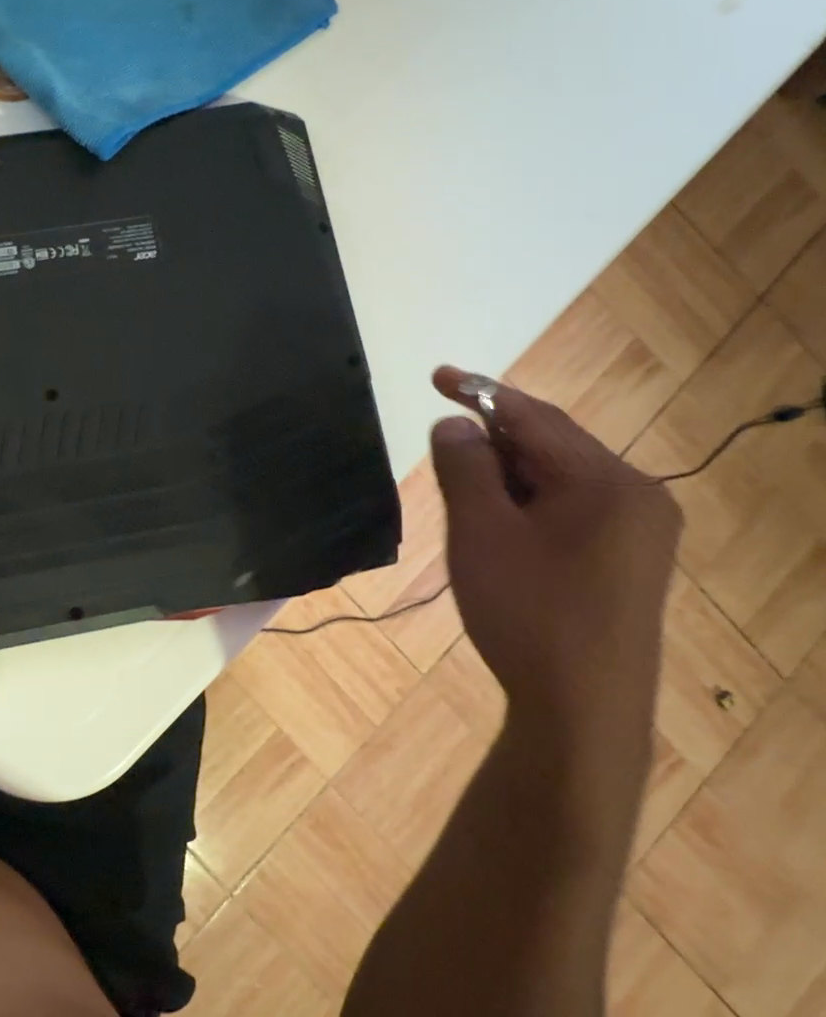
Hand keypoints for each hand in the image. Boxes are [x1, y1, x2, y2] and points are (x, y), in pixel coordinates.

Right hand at [430, 368, 681, 741]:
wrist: (582, 701)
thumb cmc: (526, 609)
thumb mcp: (481, 533)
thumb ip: (466, 469)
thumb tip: (455, 423)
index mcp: (608, 482)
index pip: (537, 418)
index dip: (481, 393)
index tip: (436, 376)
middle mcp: (638, 496)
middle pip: (554, 446)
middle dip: (494, 439)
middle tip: (439, 445)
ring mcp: (641, 531)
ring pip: (560, 480)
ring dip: (507, 475)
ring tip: (460, 494)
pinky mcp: (629, 559)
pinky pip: (572, 509)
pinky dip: (528, 503)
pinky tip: (497, 523)